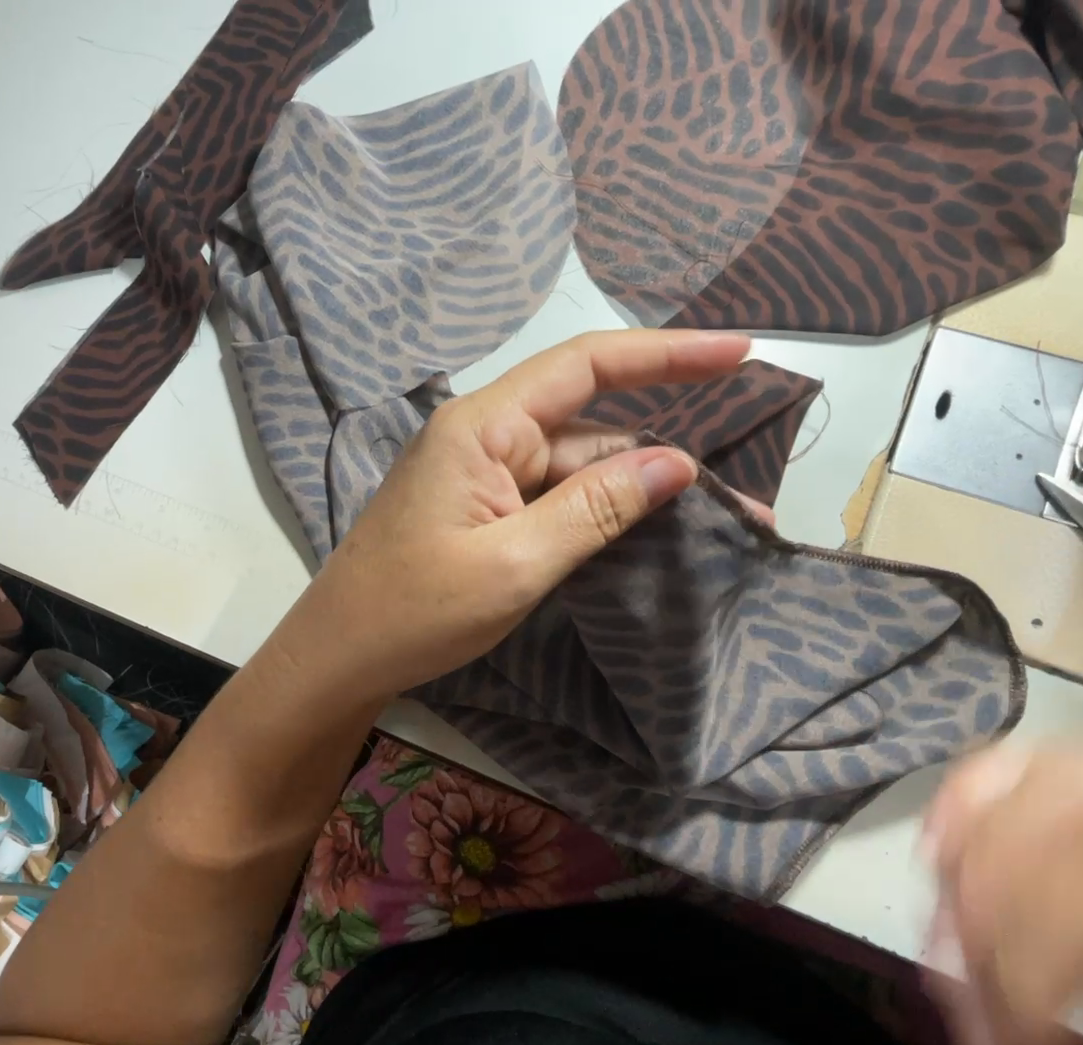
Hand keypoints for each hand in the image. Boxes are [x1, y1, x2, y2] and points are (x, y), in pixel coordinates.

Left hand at [259, 329, 755, 707]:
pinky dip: (598, 509)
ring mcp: (480, 473)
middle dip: (662, 443)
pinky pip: (552, 494)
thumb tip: (677, 464)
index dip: (665, 352)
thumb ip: (595, 509)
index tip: (739, 351)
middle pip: (587, 418)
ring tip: (714, 514)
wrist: (340, 655)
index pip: (584, 365)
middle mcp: (482, 435)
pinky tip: (646, 529)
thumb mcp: (514, 564)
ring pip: (574, 462)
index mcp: (481, 426)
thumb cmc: (414, 610)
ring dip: (636, 485)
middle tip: (742, 475)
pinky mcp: (480, 509)